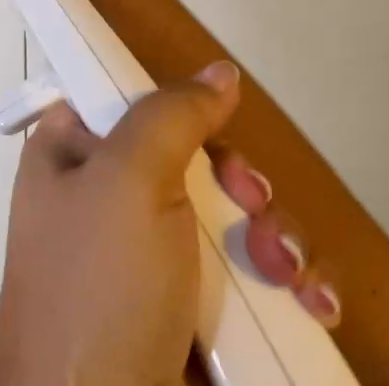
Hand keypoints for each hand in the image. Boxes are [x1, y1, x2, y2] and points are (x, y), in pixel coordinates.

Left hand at [0, 63, 341, 385]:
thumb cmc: (96, 285)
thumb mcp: (126, 179)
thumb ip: (171, 116)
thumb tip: (218, 73)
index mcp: (73, 153)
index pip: (130, 101)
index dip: (180, 110)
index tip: (215, 129)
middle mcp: (109, 199)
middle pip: (198, 162)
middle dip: (243, 186)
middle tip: (252, 209)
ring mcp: (153, 261)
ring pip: (234, 222)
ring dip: (277, 243)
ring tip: (289, 277)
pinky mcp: (192, 315)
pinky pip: (250, 283)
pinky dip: (289, 291)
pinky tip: (315, 306)